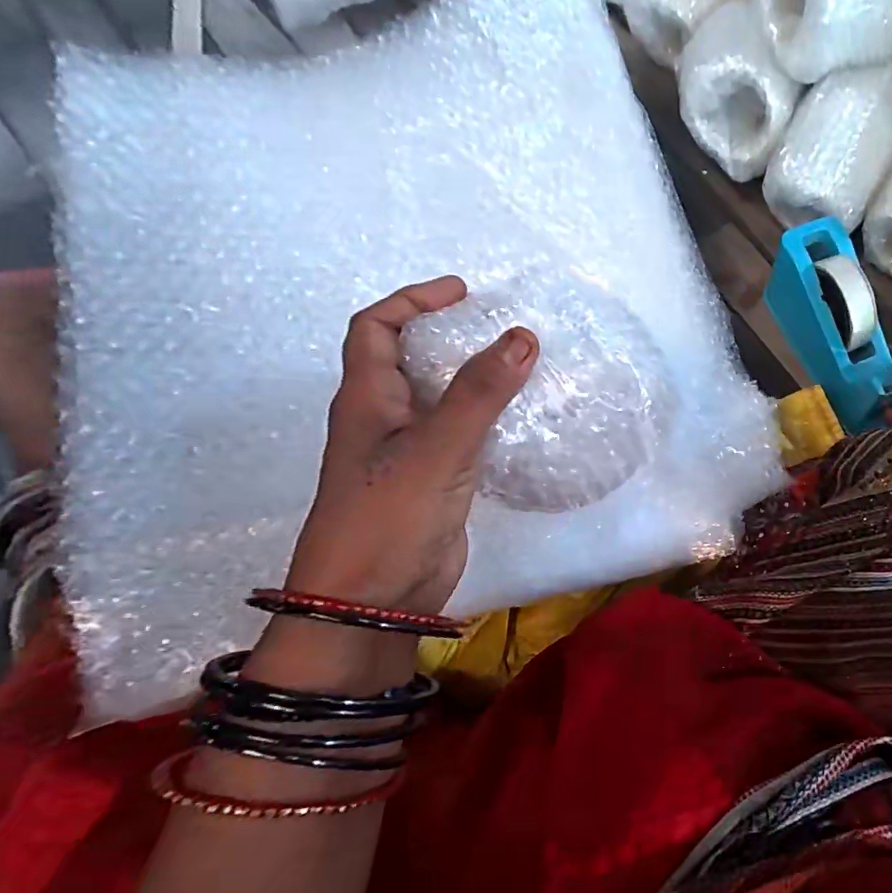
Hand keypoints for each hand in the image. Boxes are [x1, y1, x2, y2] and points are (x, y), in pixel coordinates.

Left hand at [242, 276, 536, 696]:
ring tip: (522, 371)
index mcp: (367, 400)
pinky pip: (462, 440)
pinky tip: (521, 425)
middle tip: (502, 332)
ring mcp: (410, 456)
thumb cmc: (389, 516)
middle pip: (411, 361)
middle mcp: (385, 421)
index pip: (376, 329)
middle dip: (451, 338)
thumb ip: (480, 393)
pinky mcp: (435, 486)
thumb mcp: (437, 448)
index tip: (462, 293)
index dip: (413, 301)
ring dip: (475, 382)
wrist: (374, 600)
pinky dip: (488, 423)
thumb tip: (523, 337)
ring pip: (442, 402)